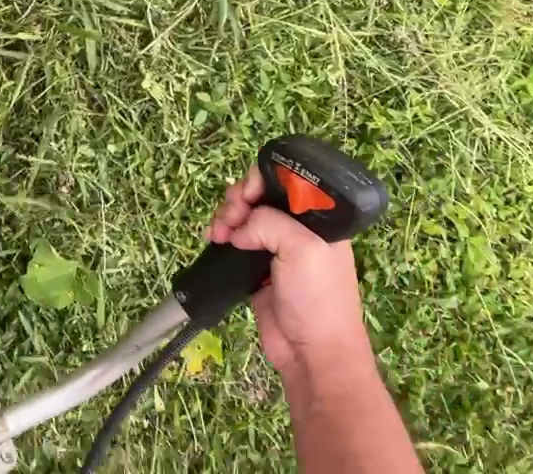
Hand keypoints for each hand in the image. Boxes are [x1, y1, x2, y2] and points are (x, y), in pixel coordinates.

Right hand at [206, 162, 372, 380]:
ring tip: (218, 233)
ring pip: (243, 214)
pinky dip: (221, 233)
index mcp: (319, 220)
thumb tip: (238, 229)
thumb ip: (268, 222)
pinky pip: (234, 237)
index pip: (287, 182)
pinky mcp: (256, 265)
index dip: (262, 181)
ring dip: (226, 217)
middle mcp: (297, 228)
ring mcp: (276, 247)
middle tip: (230, 218)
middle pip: (259, 195)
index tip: (247, 195)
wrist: (311, 352)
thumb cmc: (317, 298)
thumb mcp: (302, 248)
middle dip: (239, 200)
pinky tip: (213, 239)